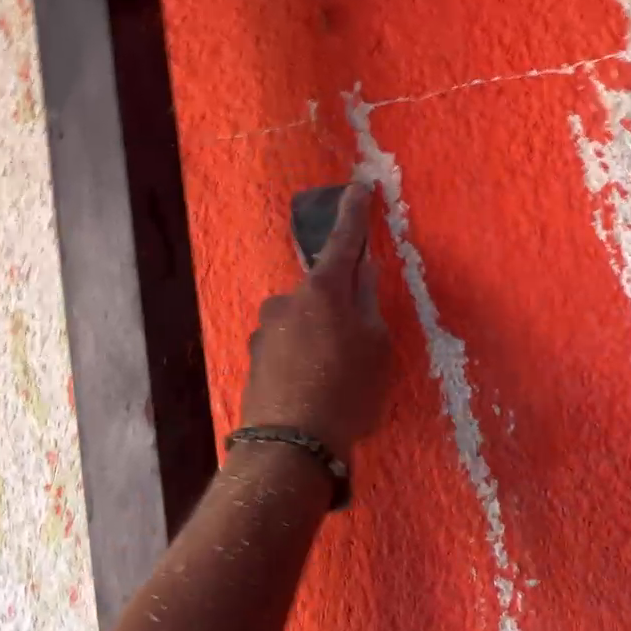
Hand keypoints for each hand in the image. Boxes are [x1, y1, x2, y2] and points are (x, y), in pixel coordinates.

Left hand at [240, 184, 390, 460]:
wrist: (290, 447)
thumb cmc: (348, 392)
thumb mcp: (377, 346)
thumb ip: (369, 301)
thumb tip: (364, 267)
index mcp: (324, 290)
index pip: (345, 238)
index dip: (356, 211)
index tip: (360, 183)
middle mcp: (287, 300)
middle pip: (323, 290)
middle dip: (341, 306)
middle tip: (360, 346)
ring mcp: (265, 328)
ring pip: (304, 322)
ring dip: (321, 337)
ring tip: (336, 380)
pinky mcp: (253, 357)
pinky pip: (288, 346)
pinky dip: (303, 358)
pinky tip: (313, 390)